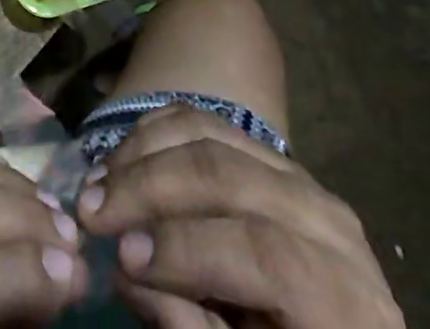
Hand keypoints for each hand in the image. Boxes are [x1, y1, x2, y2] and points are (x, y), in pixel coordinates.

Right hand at [76, 105, 402, 328]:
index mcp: (340, 298)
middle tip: (89, 211)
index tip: (121, 257)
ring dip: (143, 152)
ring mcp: (297, 176)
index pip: (263, 252)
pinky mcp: (269, 155)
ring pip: (210, 135)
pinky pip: (207, 121)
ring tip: (97, 183)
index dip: (187, 249)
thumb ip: (191, 326)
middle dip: (149, 188)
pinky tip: (123, 156)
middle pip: (228, 176)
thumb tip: (124, 267)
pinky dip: (157, 130)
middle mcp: (327, 221)